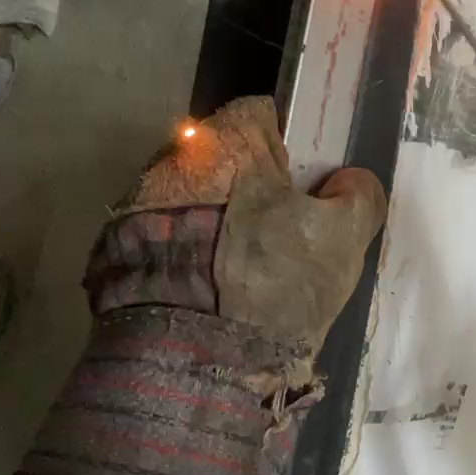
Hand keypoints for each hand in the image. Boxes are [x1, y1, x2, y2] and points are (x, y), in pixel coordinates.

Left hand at [17, 97, 385, 474]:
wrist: (186, 362)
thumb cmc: (271, 282)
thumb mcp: (341, 238)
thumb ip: (359, 194)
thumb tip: (348, 183)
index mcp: (227, 140)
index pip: (269, 112)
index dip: (299, 144)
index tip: (314, 183)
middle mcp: (171, 157)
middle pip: (231, 160)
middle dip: (258, 188)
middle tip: (287, 234)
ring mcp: (136, 204)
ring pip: (200, 200)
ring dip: (223, 222)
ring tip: (247, 273)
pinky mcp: (116, 250)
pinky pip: (173, 236)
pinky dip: (193, 254)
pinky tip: (213, 292)